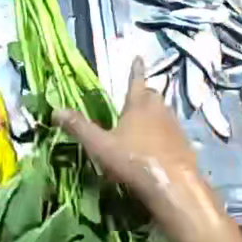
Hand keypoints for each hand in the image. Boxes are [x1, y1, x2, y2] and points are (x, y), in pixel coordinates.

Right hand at [55, 57, 226, 241]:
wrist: (172, 184)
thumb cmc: (133, 160)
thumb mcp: (100, 145)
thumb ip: (79, 128)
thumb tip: (56, 110)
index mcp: (139, 104)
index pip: (136, 80)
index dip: (135, 69)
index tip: (138, 57)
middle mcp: (160, 108)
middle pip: (151, 95)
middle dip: (143, 94)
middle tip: (134, 98)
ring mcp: (175, 125)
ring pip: (163, 112)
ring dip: (154, 114)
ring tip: (142, 123)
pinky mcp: (184, 142)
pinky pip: (171, 131)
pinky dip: (163, 133)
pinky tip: (157, 146)